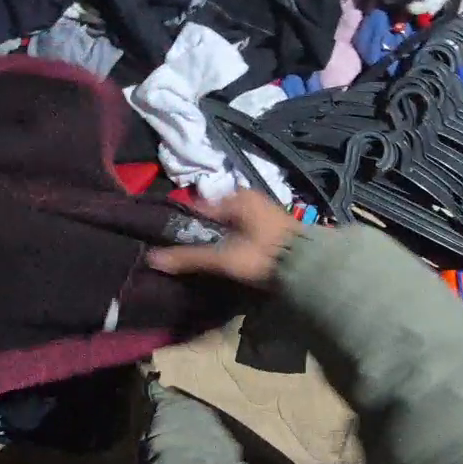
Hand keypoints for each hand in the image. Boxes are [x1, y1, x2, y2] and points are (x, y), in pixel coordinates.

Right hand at [147, 191, 300, 288]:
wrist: (310, 266)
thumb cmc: (263, 255)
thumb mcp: (223, 258)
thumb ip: (189, 258)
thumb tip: (152, 258)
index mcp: (236, 197)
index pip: (200, 208)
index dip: (188, 225)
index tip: (177, 242)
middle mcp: (250, 197)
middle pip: (217, 216)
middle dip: (207, 231)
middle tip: (198, 253)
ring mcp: (265, 210)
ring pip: (233, 223)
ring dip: (225, 237)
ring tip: (215, 258)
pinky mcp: (276, 225)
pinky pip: (248, 230)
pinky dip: (240, 240)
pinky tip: (236, 256)